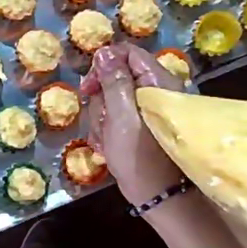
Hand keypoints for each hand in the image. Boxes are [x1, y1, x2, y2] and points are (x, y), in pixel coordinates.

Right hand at [79, 44, 186, 205]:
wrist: (156, 196)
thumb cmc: (139, 156)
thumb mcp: (121, 117)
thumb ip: (113, 82)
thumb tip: (104, 52)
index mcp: (158, 82)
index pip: (127, 53)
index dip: (104, 65)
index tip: (88, 87)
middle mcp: (156, 90)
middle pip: (117, 76)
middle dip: (101, 99)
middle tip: (98, 120)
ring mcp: (149, 109)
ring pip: (114, 98)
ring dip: (102, 118)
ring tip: (103, 139)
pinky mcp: (143, 125)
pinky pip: (118, 116)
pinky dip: (108, 128)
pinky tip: (106, 145)